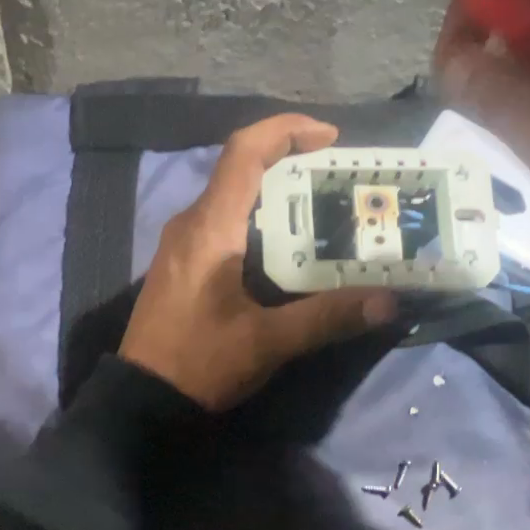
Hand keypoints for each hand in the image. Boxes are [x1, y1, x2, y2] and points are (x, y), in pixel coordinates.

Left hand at [119, 114, 397, 410]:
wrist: (142, 399)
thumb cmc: (200, 362)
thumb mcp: (268, 342)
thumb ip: (327, 317)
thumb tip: (387, 301)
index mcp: (209, 227)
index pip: (244, 151)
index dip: (286, 130)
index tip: (329, 138)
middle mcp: (190, 224)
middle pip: (241, 171)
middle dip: (291, 166)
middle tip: (338, 182)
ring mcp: (179, 246)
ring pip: (231, 200)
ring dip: (274, 198)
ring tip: (321, 215)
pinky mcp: (179, 267)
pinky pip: (221, 226)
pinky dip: (256, 224)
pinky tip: (284, 253)